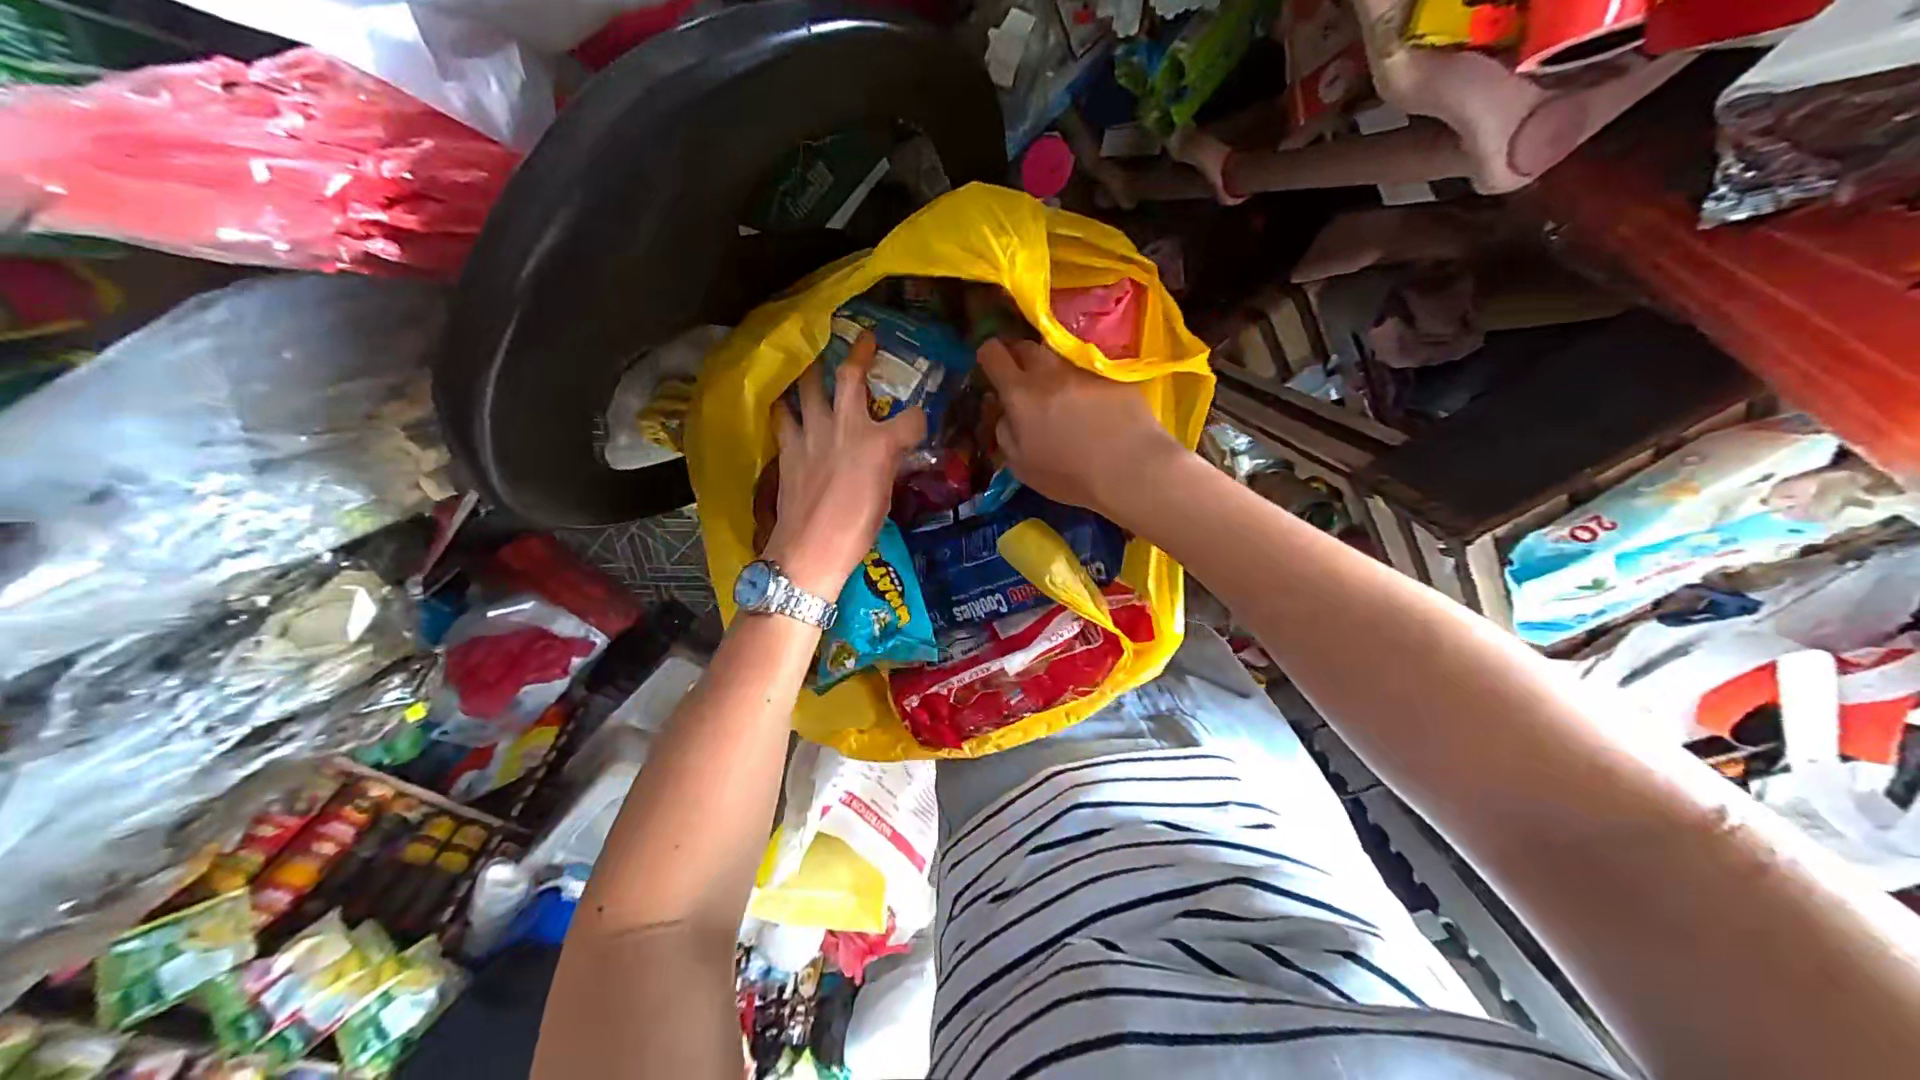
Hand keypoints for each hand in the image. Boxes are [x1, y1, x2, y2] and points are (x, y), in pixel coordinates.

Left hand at [764, 332, 925, 597]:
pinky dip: (786, 406)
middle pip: (850, 378)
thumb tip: (890, 455)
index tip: (918, 424)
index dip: (918, 420)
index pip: (911, 419)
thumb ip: (888, 466)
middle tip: (864, 339)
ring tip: (816, 362)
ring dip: (814, 371)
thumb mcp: (885, 498)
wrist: (810, 548)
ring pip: (809, 387)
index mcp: (879, 444)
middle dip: (859, 354)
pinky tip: (787, 404)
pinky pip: (783, 415)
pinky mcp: (788, 448)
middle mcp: (845, 427)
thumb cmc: (856, 530)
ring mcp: (812, 434)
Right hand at [977, 338, 1181, 515]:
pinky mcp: (1113, 372)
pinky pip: (1087, 366)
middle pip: (1026, 345)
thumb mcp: (1022, 466)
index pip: (993, 354)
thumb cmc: (1070, 475)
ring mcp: (1082, 369)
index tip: (991, 367)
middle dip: (1018, 355)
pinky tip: (1089, 395)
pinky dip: (1081, 375)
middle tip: (1022, 376)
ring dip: (1050, 365)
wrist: (1130, 468)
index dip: (988, 355)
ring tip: (1056, 385)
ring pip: (1057, 353)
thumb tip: (1004, 414)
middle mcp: (1049, 372)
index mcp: (1020, 394)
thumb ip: (1005, 434)